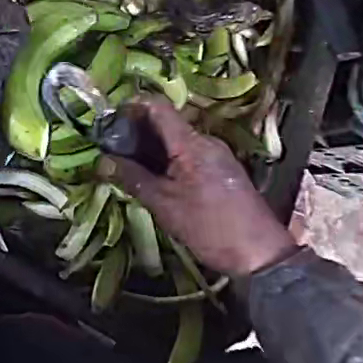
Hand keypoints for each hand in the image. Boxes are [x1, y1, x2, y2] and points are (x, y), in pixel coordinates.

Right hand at [101, 96, 298, 277]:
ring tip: (127, 164)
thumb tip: (100, 161)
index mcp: (191, 143)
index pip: (158, 106)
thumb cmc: (211, 227)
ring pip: (176, 140)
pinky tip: (154, 178)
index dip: (132, 106)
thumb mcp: (164, 204)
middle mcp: (205, 141)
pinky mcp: (221, 170)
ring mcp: (216, 154)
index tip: (110, 119)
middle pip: (166, 122)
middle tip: (112, 147)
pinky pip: (188, 154)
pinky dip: (167, 160)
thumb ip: (132, 178)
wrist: (262, 256)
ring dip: (151, 148)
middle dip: (137, 131)